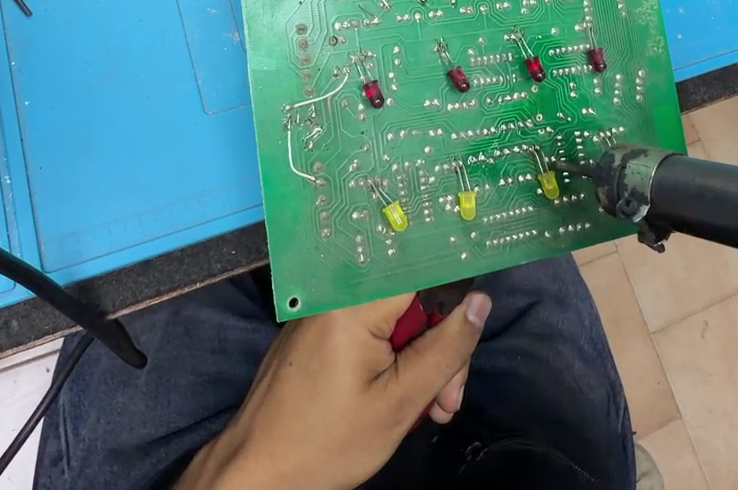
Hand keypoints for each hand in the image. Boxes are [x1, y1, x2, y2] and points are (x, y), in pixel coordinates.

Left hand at [174, 290, 491, 489]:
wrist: (258, 473)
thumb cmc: (329, 441)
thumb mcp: (400, 402)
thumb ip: (445, 350)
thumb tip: (479, 301)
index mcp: (355, 300)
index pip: (422, 268)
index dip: (454, 294)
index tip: (472, 329)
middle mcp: (337, 291)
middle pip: (411, 298)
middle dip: (440, 346)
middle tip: (448, 400)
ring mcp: (324, 310)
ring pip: (393, 316)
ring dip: (418, 358)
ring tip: (430, 409)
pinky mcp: (318, 329)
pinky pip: (368, 326)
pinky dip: (390, 356)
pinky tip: (399, 396)